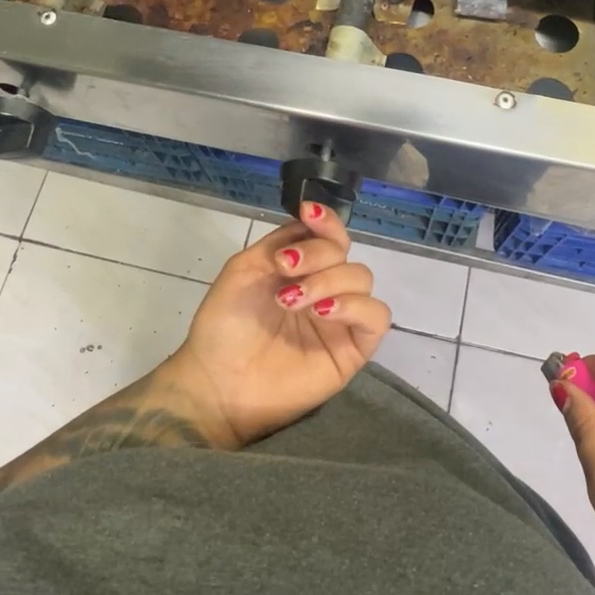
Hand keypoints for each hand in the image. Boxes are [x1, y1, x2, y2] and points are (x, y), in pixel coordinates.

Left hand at [162, 203, 390, 445]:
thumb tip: (310, 223)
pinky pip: (376, 317)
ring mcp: (340, 319)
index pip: (330, 236)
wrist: (218, 382)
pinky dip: (355, 306)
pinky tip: (323, 312)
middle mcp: (325, 288)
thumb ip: (281, 241)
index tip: (308, 213)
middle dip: (317, 253)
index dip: (326, 221)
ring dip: (329, 279)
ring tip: (293, 299)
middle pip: (345, 253)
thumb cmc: (224, 325)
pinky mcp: (353, 350)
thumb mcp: (245, 268)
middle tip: (284, 268)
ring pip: (362, 279)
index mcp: (301, 269)